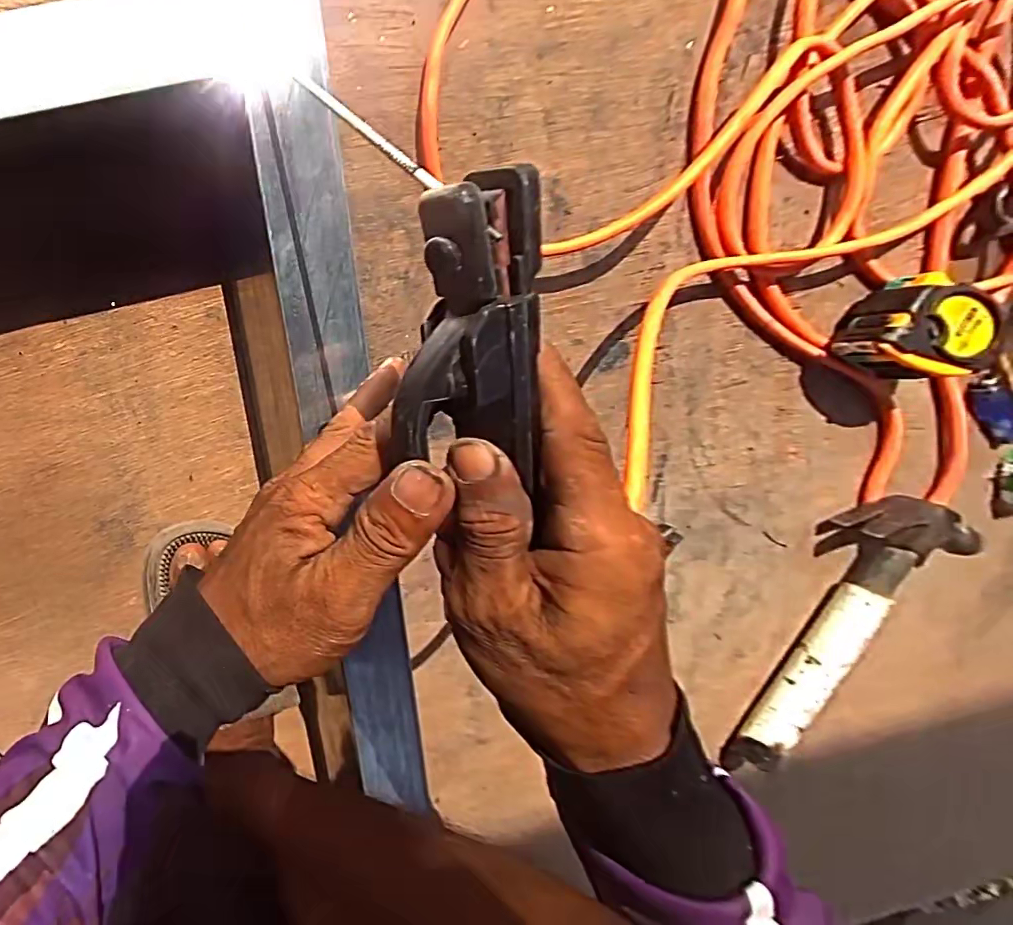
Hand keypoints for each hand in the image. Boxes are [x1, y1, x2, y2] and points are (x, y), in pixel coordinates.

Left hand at [199, 358, 456, 686]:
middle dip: (381, 400)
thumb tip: (429, 476)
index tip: (449, 385)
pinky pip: (324, 469)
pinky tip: (364, 452)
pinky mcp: (285, 516)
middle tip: (419, 364)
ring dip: (363, 418)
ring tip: (393, 387)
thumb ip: (383, 535)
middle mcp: (293, 486)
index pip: (369, 444)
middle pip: (345, 434)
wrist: (217, 649)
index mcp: (306, 495)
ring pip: (330, 447)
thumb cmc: (277, 629)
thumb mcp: (339, 592)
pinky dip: (351, 449)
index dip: (410, 417)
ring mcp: (285, 499)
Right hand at [435, 347, 678, 771]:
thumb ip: (486, 526)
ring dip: (507, 432)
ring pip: (553, 464)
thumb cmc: (545, 674)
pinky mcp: (594, 543)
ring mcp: (610, 531)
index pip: (572, 433)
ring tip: (451, 401)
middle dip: (513, 397)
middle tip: (453, 366)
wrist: (602, 737)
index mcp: (600, 528)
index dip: (542, 379)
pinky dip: (510, 468)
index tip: (508, 331)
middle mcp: (617, 518)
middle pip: (563, 441)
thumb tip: (471, 447)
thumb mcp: (495, 604)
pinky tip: (469, 464)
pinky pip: (548, 490)